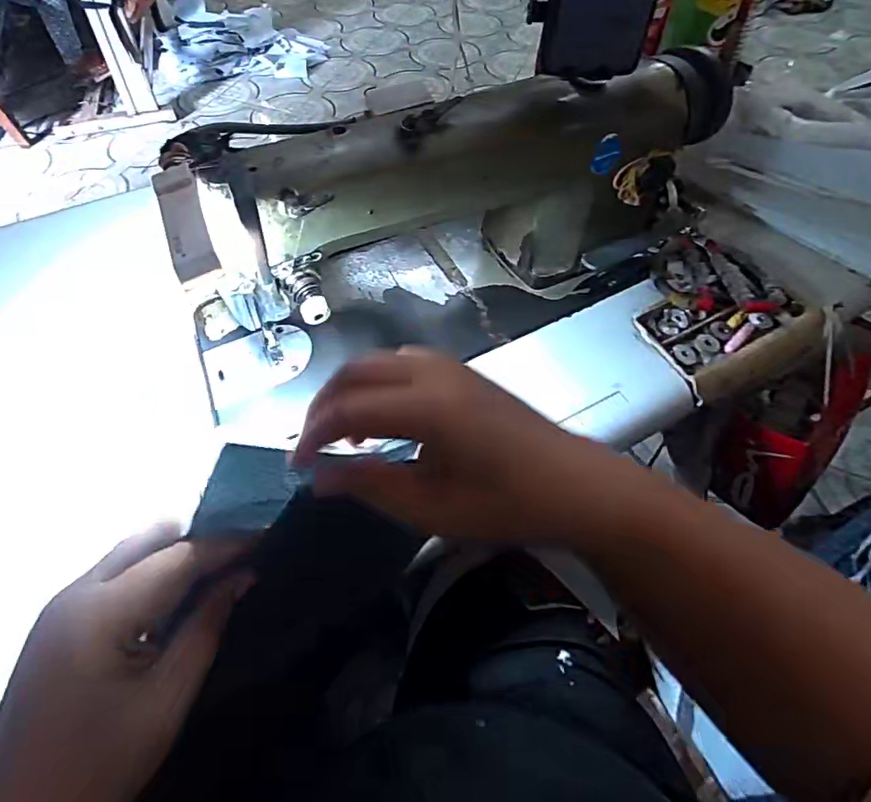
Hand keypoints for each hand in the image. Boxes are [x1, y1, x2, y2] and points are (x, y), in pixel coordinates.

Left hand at [0, 525, 251, 801]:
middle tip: (239, 559)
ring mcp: (58, 607)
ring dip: (171, 557)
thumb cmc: (95, 767)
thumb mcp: (164, 702)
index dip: (227, 545)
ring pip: (128, 553)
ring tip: (213, 577)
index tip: (267, 539)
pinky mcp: (53, 624)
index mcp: (101, 611)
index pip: (178, 556)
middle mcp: (75, 593)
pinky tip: (170, 604)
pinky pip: (111, 577)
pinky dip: (147, 577)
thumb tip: (242, 577)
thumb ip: (206, 629)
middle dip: (197, 541)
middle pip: (148, 539)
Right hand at [292, 349, 633, 543]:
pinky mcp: (463, 372)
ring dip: (351, 391)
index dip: (313, 436)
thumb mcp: (431, 509)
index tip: (297, 468)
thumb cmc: (506, 504)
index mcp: (426, 405)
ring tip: (344, 437)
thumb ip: (370, 487)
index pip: (347, 409)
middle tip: (312, 449)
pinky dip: (378, 384)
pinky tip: (384, 419)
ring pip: (379, 362)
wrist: (573, 484)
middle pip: (356, 372)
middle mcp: (433, 372)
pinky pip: (403, 363)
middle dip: (324, 406)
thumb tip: (319, 479)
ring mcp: (451, 366)